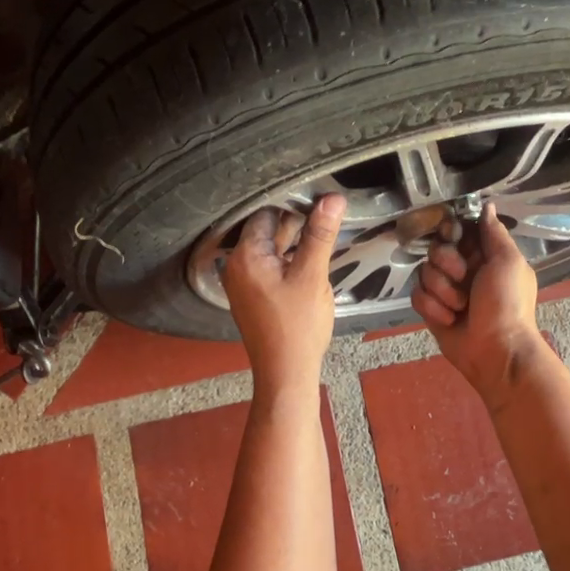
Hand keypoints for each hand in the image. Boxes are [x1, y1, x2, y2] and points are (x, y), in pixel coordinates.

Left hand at [223, 194, 345, 391]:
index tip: (318, 197)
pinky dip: (288, 260)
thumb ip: (320, 235)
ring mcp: (243, 283)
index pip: (266, 214)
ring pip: (270, 250)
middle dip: (295, 223)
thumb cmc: (297, 326)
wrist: (286, 372)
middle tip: (326, 215)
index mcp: (246, 256)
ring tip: (322, 235)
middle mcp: (237, 266)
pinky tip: (310, 261)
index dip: (292, 204)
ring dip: (294, 242)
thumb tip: (332, 199)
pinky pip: (270, 267)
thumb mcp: (312, 275)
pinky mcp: (253, 296)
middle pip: (266, 231)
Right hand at [410, 204, 547, 401]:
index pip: (457, 230)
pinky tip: (449, 320)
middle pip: (436, 249)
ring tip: (460, 307)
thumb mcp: (508, 262)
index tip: (452, 237)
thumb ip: (494, 233)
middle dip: (446, 264)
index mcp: (484, 255)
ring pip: (424, 273)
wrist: (496, 350)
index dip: (451, 232)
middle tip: (462, 278)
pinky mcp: (432, 310)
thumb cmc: (507, 303)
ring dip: (442, 291)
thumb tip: (487, 205)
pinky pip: (417, 296)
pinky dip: (432, 308)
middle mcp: (463, 269)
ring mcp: (446, 290)